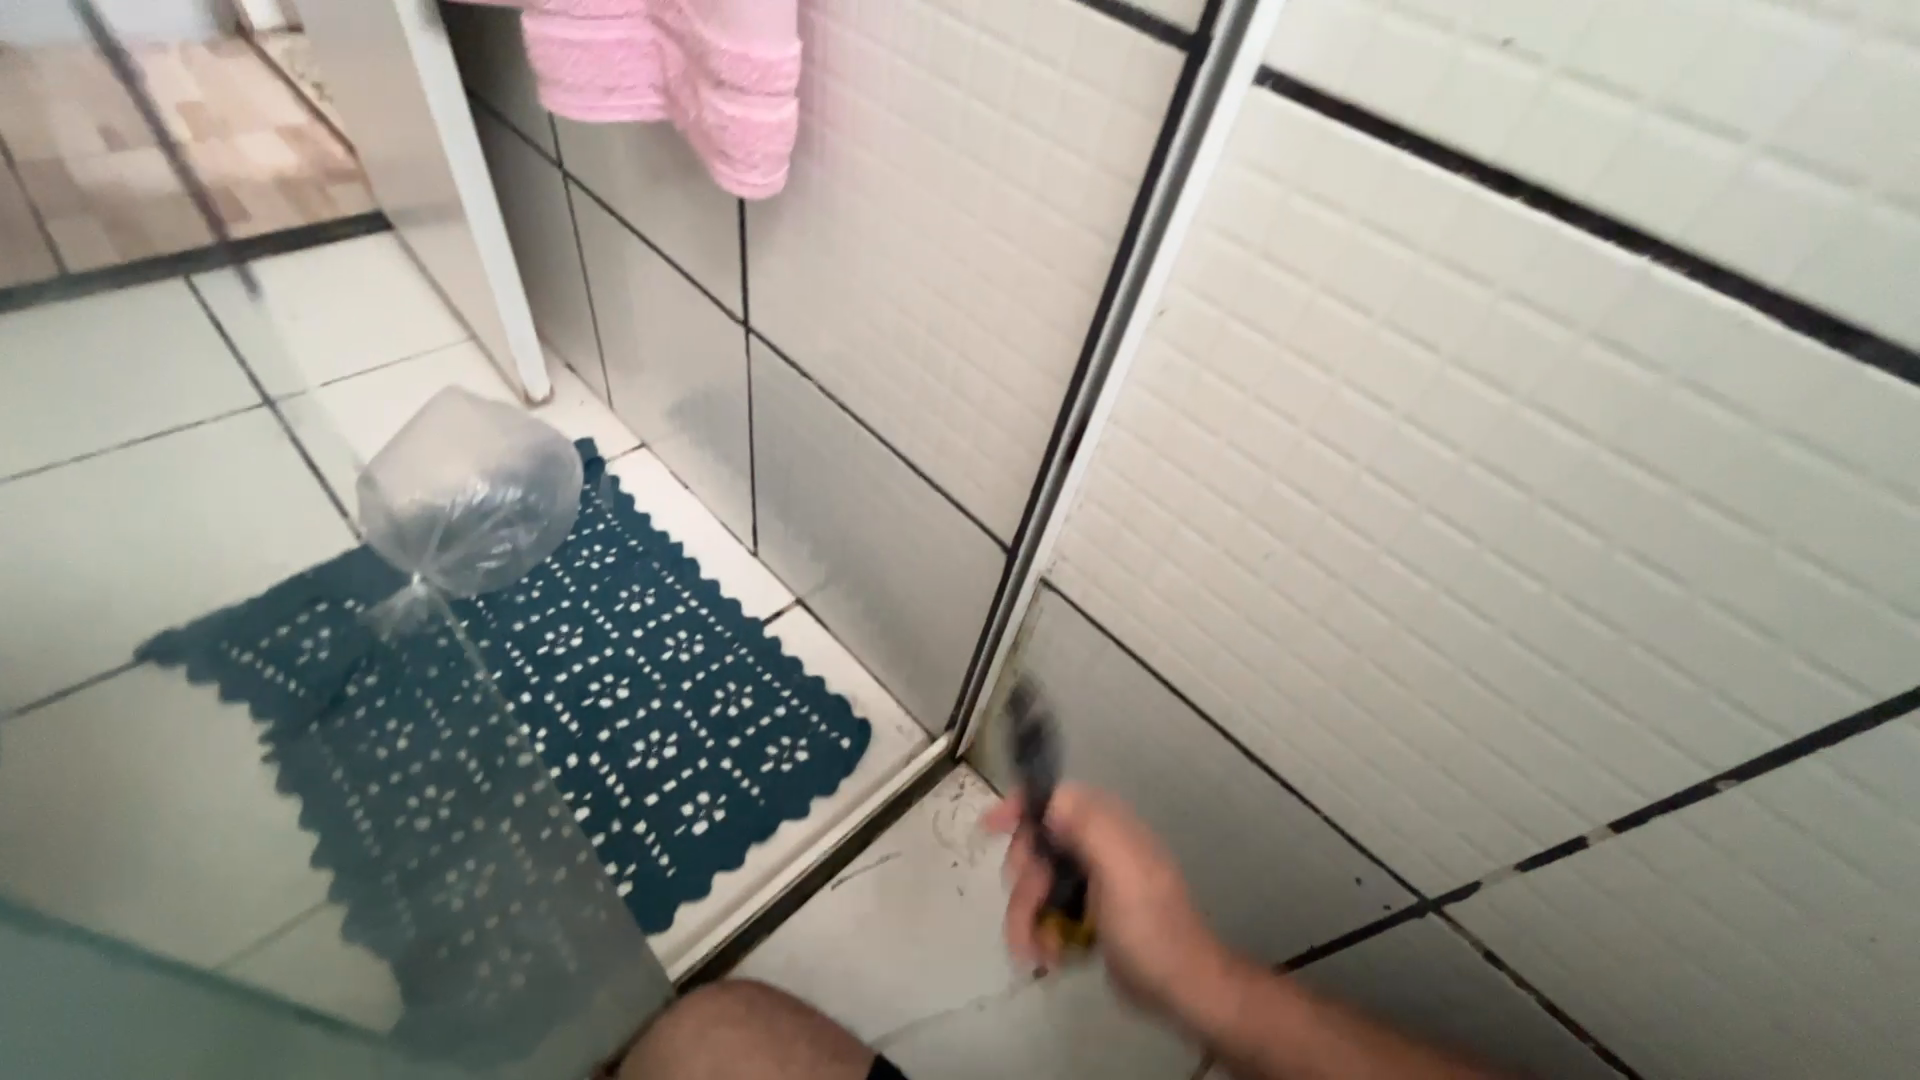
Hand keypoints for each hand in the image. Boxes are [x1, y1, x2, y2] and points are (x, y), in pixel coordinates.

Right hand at [984, 784, 1231, 1020]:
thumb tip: (1049, 800)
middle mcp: (1097, 846)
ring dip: (1026, 916)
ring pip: (1036, 883)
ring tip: (1033, 951)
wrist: (1182, 988)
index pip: (1055, 797)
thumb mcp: (1121, 869)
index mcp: (1107, 827)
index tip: (991, 828)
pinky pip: (1046, 912)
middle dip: (1024, 880)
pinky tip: (1049, 957)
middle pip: (1036, 845)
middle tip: (1029, 906)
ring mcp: (1090, 882)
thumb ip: (1088, 825)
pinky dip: (1040, 932)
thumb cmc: (1150, 927)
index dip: (1021, 806)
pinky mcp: (1086, 914)